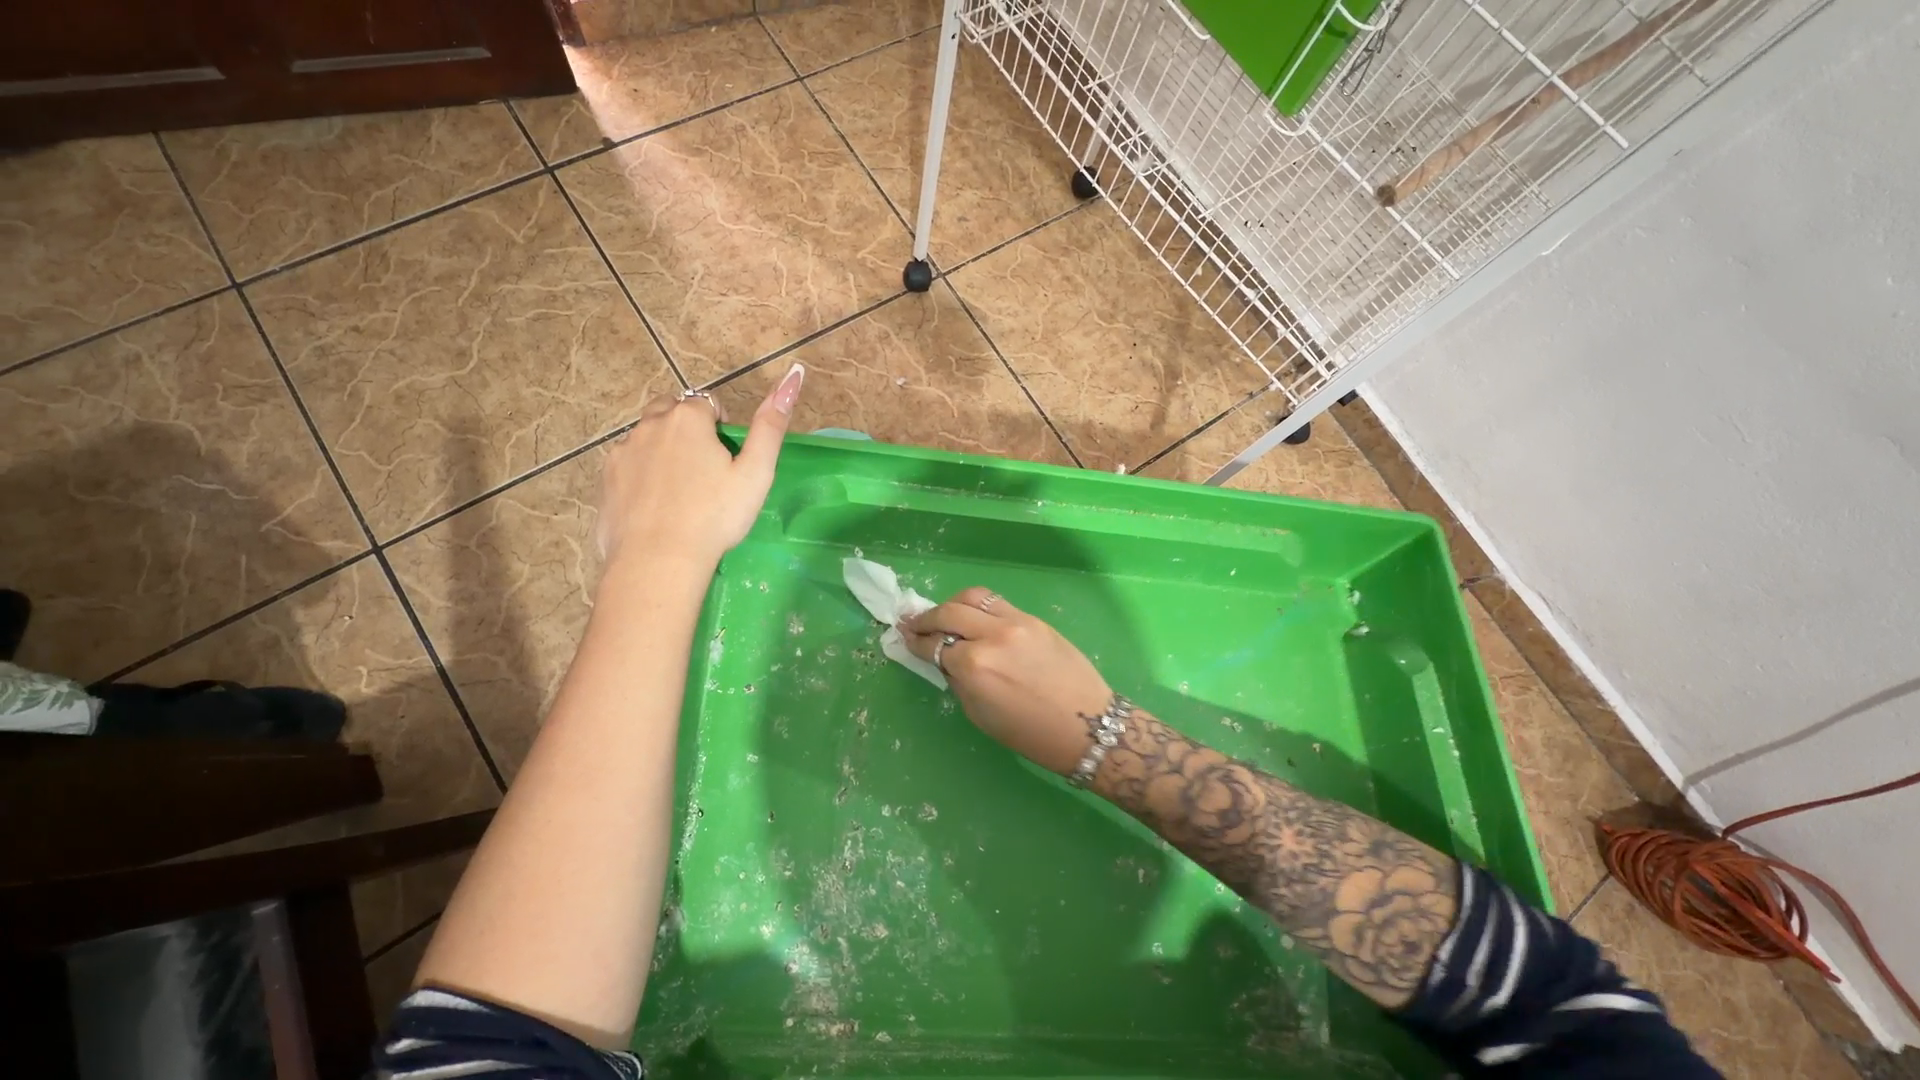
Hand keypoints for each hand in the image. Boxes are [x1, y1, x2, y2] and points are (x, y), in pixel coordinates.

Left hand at [595, 363, 803, 571]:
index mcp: (687, 419)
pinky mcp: (606, 480)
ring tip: (681, 493)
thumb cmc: (715, 516)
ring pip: (647, 438)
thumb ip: (772, 423)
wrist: (658, 561)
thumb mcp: (755, 472)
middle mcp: (650, 425)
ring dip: (664, 451)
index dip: (721, 429)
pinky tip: (657, 507)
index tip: (728, 461)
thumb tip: (794, 373)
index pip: (707, 405)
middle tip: (706, 472)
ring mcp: (623, 452)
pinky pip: (628, 465)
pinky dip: (642, 476)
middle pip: (671, 411)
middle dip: (687, 429)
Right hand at [901, 588, 1112, 774]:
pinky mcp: (1035, 620)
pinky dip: (979, 607)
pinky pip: (998, 604)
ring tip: (944, 614)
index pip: (933, 645)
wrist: (1087, 725)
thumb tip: (946, 659)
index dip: (916, 642)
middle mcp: (991, 636)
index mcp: (974, 666)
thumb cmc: (1030, 734)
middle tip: (914, 623)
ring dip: (952, 604)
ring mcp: (1016, 622)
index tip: (905, 638)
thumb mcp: (980, 715)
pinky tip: (974, 618)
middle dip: (926, 618)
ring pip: (974, 597)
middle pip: (948, 613)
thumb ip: (958, 681)